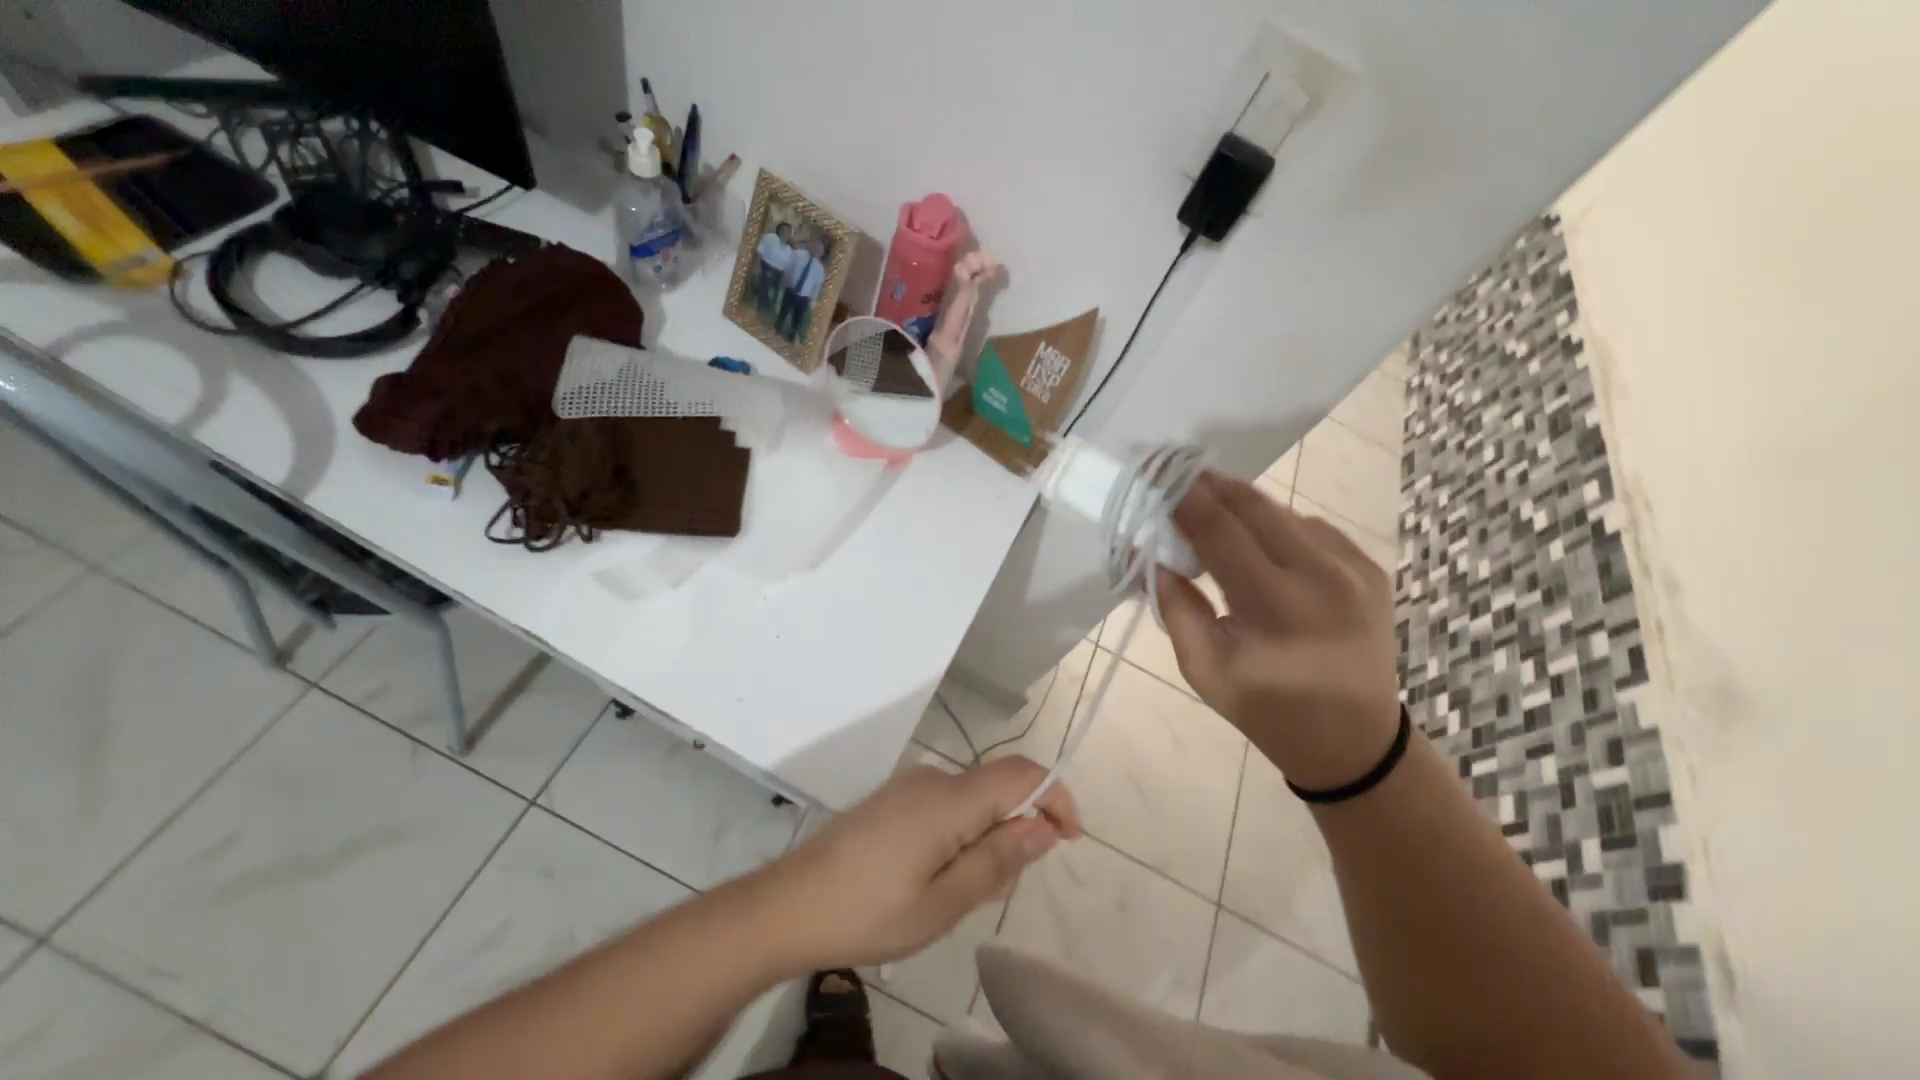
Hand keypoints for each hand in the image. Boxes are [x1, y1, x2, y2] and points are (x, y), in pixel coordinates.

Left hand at [752, 756, 1080, 970]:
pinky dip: (959, 837)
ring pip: (972, 802)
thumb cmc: (867, 913)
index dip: (1055, 797)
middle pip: (998, 789)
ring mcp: (907, 787)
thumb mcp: (942, 903)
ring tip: (954, 897)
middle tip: (992, 893)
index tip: (1067, 840)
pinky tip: (932, 881)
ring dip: (984, 840)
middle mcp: (931, 780)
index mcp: (949, 801)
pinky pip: (945, 807)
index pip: (1023, 774)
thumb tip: (1042, 826)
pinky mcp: (891, 801)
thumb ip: (996, 860)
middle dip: (1015, 833)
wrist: (787, 906)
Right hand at [1157, 471, 1400, 790]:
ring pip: (1286, 513)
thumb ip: (1175, 606)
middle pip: (1256, 507)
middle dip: (1213, 487)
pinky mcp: (1372, 570)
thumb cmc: (1267, 711)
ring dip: (1245, 507)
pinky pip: (1314, 530)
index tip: (1156, 475)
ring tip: (1214, 511)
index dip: (1184, 498)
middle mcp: (1321, 576)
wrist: (1354, 742)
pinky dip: (1280, 528)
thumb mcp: (1204, 671)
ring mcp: (1354, 569)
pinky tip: (1262, 545)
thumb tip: (1151, 552)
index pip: (1219, 530)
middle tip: (1179, 476)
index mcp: (1275, 606)